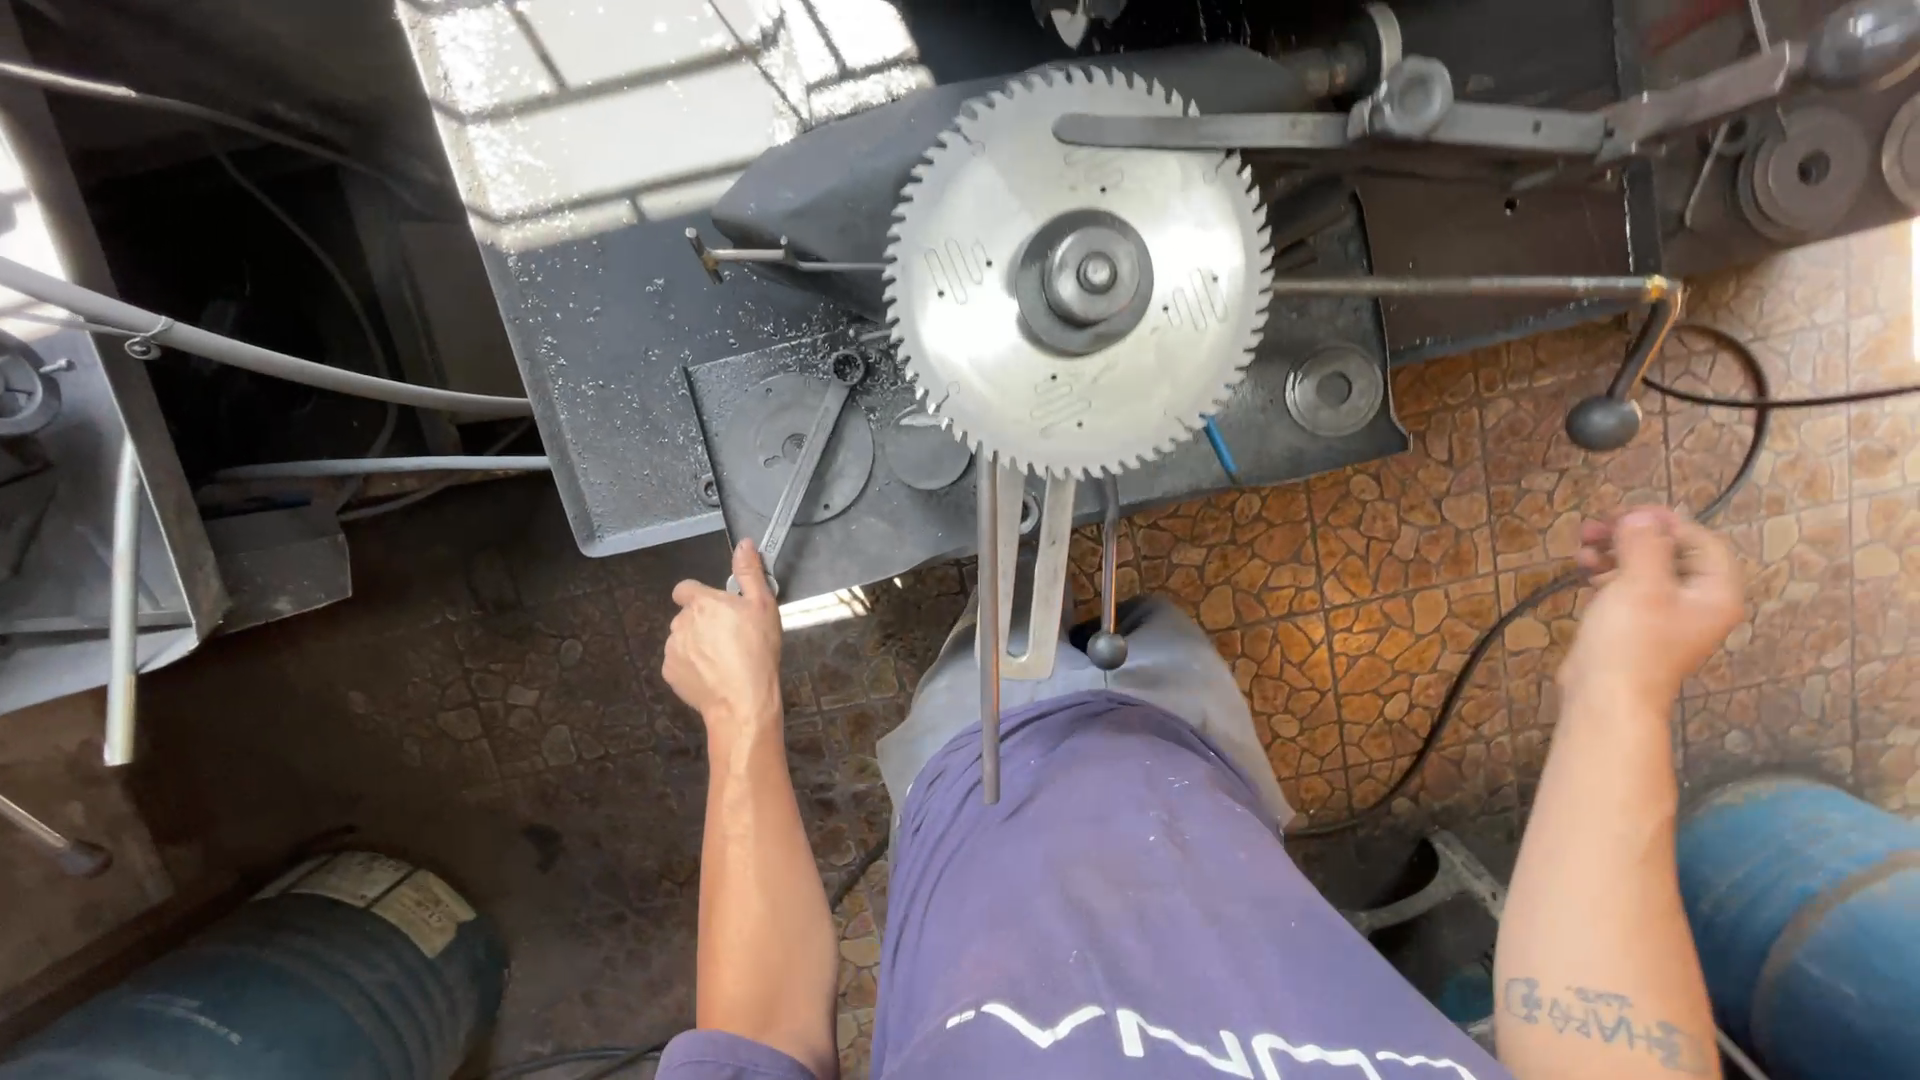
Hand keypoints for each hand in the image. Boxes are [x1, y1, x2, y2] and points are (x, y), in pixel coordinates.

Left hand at [664, 540, 783, 731]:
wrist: (742, 699)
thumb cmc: (757, 649)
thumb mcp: (763, 606)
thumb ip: (750, 572)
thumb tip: (744, 542)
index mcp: (702, 602)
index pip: (685, 589)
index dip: (700, 596)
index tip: (718, 610)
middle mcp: (680, 622)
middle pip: (687, 616)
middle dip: (703, 623)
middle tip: (731, 638)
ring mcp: (671, 649)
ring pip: (682, 639)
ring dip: (697, 644)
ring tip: (724, 660)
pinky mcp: (669, 673)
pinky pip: (679, 662)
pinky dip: (692, 666)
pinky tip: (713, 675)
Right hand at [1559, 507, 1743, 710]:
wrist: (1605, 694)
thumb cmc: (1630, 640)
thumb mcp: (1640, 586)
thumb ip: (1644, 546)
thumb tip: (1643, 516)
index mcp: (1714, 593)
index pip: (1702, 543)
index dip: (1666, 523)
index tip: (1626, 513)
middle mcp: (1697, 602)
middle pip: (1671, 554)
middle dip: (1633, 537)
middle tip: (1595, 528)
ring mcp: (1665, 615)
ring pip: (1645, 570)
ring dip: (1615, 553)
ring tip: (1583, 548)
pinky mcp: (1636, 625)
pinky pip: (1628, 588)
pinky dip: (1608, 574)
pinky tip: (1585, 570)